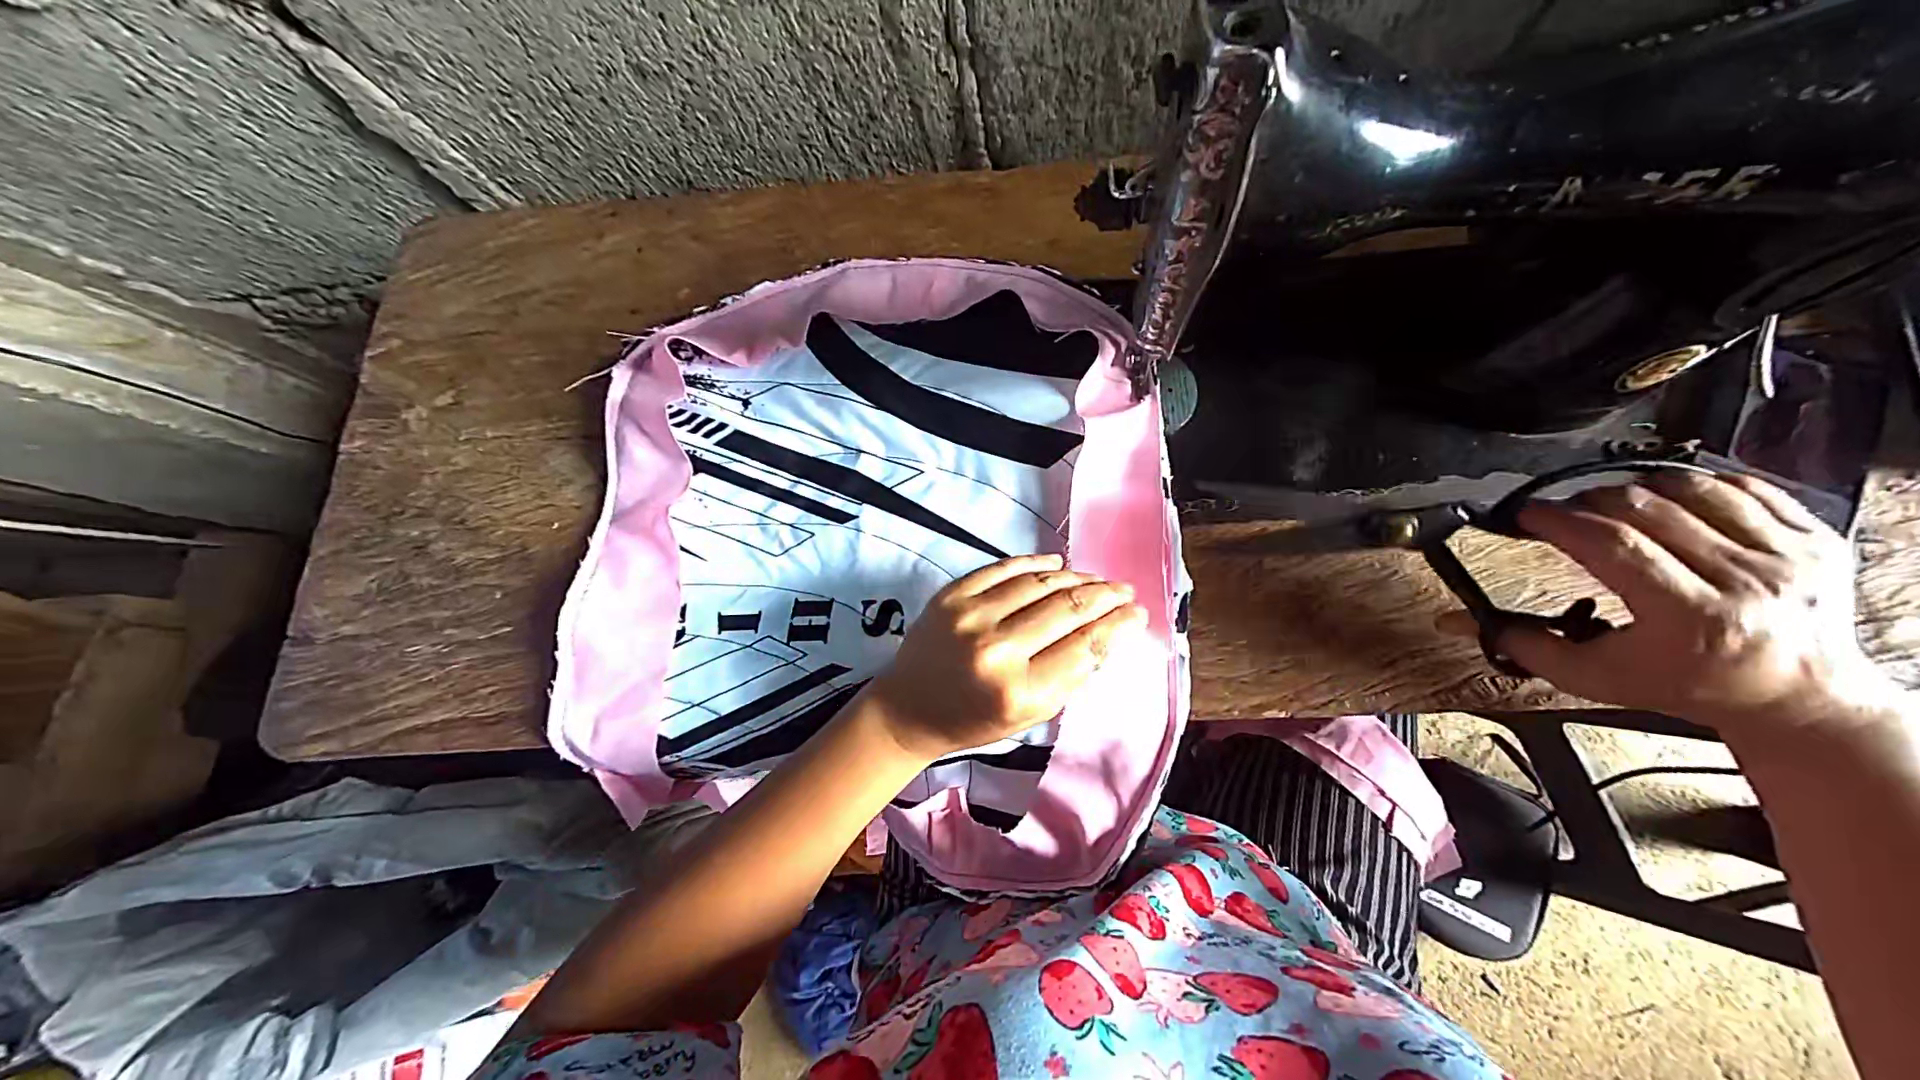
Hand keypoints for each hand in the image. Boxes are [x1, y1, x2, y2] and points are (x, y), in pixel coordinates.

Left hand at [867, 554, 1147, 759]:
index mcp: (1020, 691)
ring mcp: (970, 616)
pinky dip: (1034, 563)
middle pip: (1067, 609)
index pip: (1085, 647)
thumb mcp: (1031, 714)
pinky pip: (1003, 568)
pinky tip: (1057, 563)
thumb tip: (1109, 633)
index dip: (1118, 626)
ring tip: (1096, 580)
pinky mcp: (951, 595)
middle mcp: (996, 649)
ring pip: (1040, 583)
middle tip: (1123, 591)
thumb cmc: (975, 720)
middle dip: (1104, 596)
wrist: (910, 708)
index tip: (1137, 613)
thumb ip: (1069, 677)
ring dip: (1076, 577)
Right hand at [1440, 470, 1898, 736]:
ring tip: (1608, 506)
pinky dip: (1692, 483)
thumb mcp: (1596, 677)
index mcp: (1695, 619)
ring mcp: (1790, 556)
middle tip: (1561, 514)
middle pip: (1647, 509)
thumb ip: (1523, 647)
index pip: (1615, 545)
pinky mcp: (1815, 539)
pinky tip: (1665, 499)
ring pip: (1692, 487)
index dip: (1561, 521)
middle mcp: (1750, 582)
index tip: (1528, 514)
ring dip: (1634, 489)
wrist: (1797, 695)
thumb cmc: (1691, 687)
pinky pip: (1743, 486)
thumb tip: (1457, 621)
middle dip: (1587, 503)